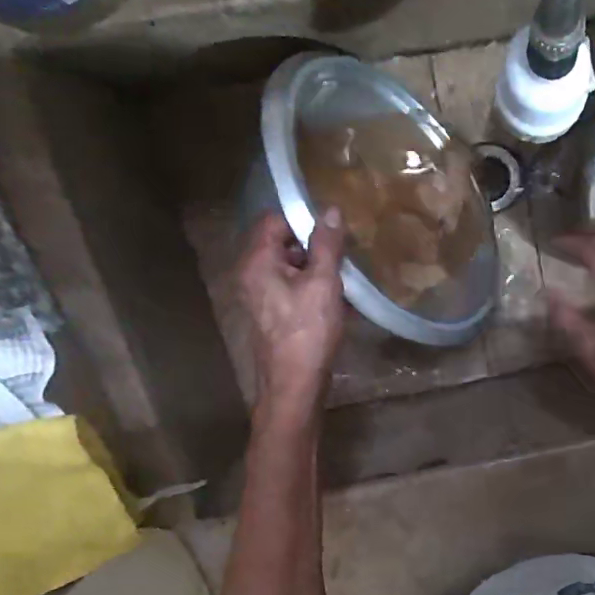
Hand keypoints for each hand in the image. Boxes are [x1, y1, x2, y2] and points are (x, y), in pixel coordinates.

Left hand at [237, 208, 345, 413]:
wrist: (295, 383)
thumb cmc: (308, 330)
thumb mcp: (324, 282)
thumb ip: (327, 244)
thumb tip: (331, 211)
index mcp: (257, 261)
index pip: (274, 220)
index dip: (302, 218)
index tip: (331, 229)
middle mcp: (250, 274)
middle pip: (280, 243)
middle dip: (312, 245)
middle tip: (341, 253)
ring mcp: (259, 295)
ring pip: (289, 266)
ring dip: (315, 268)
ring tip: (343, 277)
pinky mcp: (270, 313)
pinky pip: (290, 287)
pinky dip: (311, 287)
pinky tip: (337, 300)